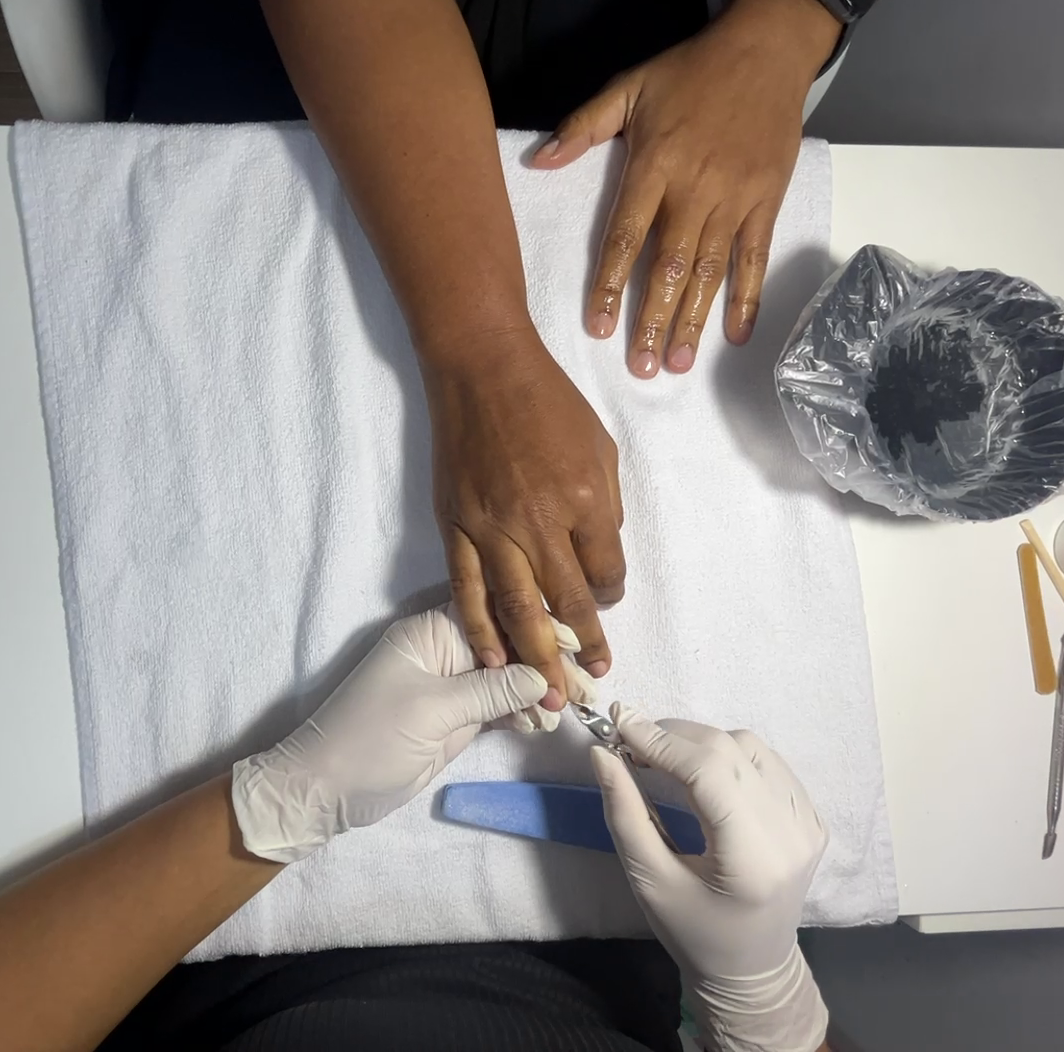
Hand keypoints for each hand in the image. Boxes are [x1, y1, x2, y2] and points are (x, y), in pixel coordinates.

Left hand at [233, 604, 591, 862]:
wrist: (328, 789)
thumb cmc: (371, 737)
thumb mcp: (432, 710)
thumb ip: (490, 690)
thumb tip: (544, 676)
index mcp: (430, 633)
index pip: (494, 616)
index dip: (536, 627)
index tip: (578, 643)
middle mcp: (445, 651)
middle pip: (506, 647)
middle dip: (546, 662)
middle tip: (589, 682)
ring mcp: (452, 686)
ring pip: (507, 678)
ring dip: (540, 689)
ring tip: (580, 703)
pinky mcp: (456, 717)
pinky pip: (497, 706)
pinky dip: (521, 711)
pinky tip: (546, 720)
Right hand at [424, 340, 625, 702]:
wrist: (482, 370)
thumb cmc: (549, 403)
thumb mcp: (600, 447)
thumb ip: (604, 508)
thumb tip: (596, 556)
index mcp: (584, 500)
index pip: (605, 572)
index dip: (609, 596)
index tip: (603, 600)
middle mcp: (538, 523)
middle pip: (565, 604)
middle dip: (580, 650)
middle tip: (585, 685)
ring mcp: (490, 528)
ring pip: (514, 608)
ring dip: (532, 656)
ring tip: (542, 694)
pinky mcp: (454, 526)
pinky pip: (467, 588)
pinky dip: (479, 628)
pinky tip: (490, 658)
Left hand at [531, 0, 840, 375]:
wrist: (770, 46)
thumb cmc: (690, 73)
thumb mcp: (630, 85)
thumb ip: (583, 127)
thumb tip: (537, 161)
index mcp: (656, 166)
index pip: (626, 236)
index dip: (612, 284)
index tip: (600, 328)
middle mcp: (696, 189)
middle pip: (671, 266)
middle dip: (655, 320)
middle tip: (642, 366)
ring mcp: (736, 198)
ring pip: (711, 271)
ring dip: (694, 320)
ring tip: (679, 363)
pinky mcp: (768, 201)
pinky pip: (756, 257)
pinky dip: (748, 297)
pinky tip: (736, 336)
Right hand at [592, 706, 830, 1051]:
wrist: (753, 968)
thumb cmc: (694, 931)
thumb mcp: (647, 879)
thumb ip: (623, 812)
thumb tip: (601, 752)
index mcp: (753, 859)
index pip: (707, 772)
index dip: (659, 740)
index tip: (617, 722)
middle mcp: (791, 834)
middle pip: (727, 751)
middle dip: (671, 734)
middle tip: (628, 738)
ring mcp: (807, 822)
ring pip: (748, 745)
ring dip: (697, 739)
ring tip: (660, 752)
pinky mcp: (811, 816)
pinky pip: (766, 759)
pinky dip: (725, 750)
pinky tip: (698, 765)